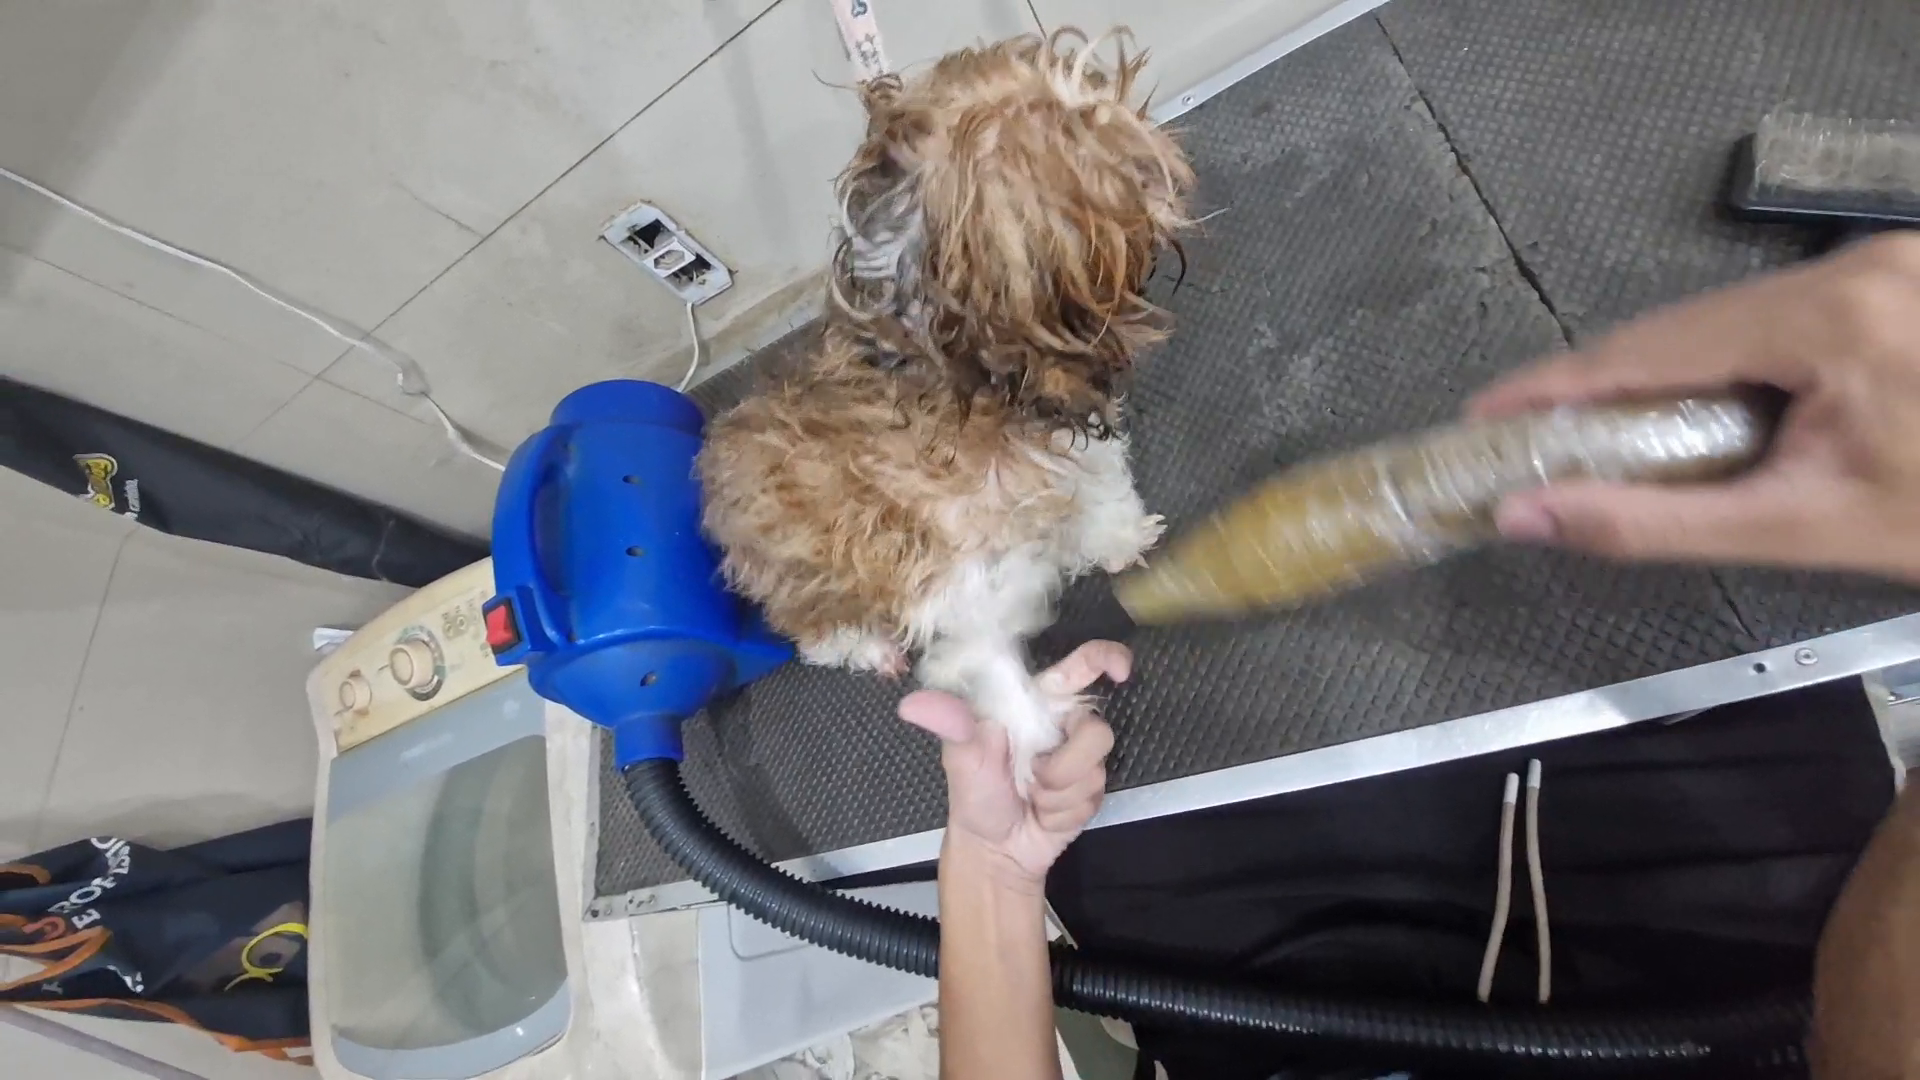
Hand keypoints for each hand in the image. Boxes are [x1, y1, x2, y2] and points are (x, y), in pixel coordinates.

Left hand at [898, 641, 1128, 888]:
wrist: (994, 848)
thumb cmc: (974, 791)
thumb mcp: (958, 755)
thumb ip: (949, 723)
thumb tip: (912, 705)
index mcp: (1034, 700)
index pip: (1080, 666)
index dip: (1107, 657)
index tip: (1120, 670)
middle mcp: (1063, 723)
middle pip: (1095, 726)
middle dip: (1065, 761)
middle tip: (1031, 774)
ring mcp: (1080, 757)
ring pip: (1095, 764)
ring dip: (1059, 789)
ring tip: (1032, 793)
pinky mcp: (1091, 789)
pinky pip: (1092, 794)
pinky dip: (1064, 808)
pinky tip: (1044, 811)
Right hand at [1470, 232, 1919, 581]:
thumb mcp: (1805, 527)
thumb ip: (1648, 523)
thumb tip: (1518, 517)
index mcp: (1830, 317)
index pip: (1640, 351)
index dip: (1545, 385)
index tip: (1476, 414)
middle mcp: (1851, 268)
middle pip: (1669, 328)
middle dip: (1587, 385)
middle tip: (1525, 434)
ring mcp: (1879, 265)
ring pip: (1711, 321)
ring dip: (1641, 376)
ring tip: (1588, 429)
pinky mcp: (1893, 278)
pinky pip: (1757, 318)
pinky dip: (1700, 363)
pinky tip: (1681, 405)